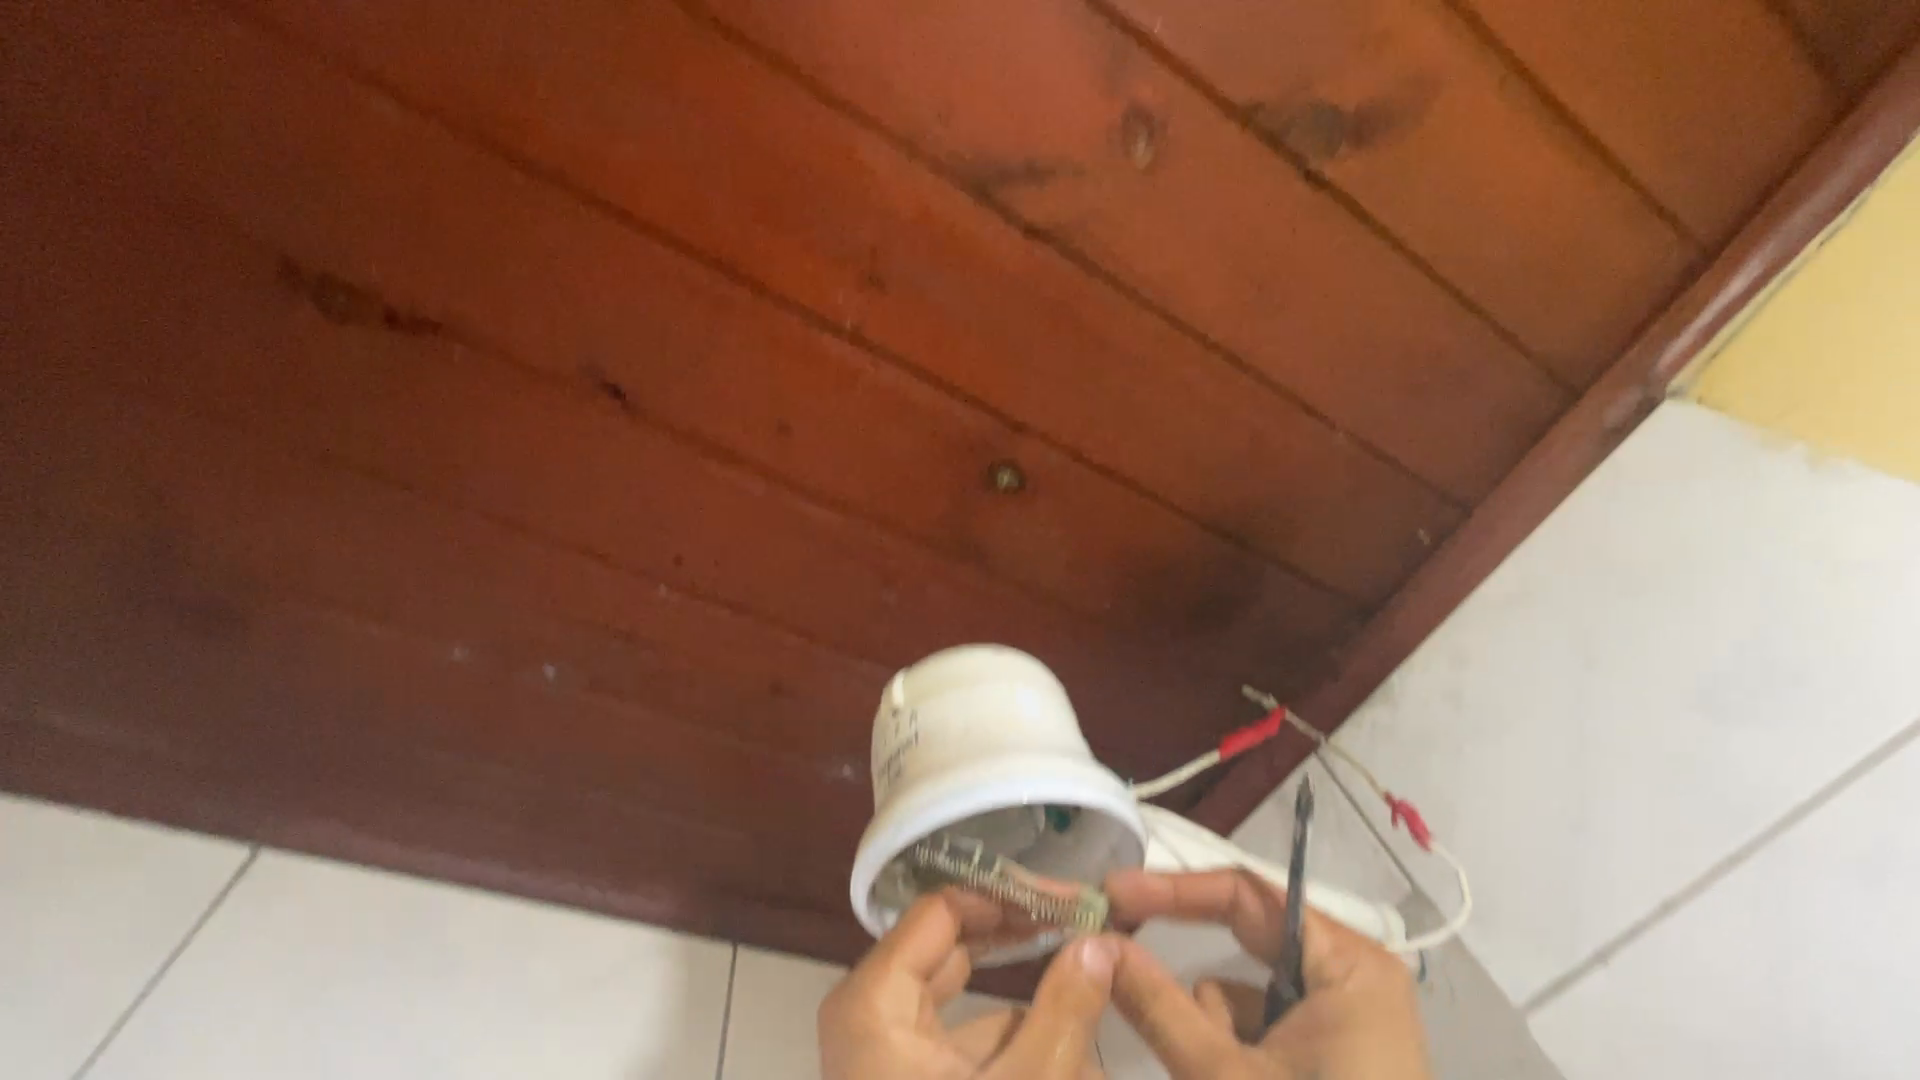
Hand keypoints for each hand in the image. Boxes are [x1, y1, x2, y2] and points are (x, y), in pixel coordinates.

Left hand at [818, 889, 1116, 1078]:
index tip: (1071, 896)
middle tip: (1087, 923)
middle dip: (1028, 941)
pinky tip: (1074, 1050)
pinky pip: (971, 1047)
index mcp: (873, 1000)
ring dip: (1034, 1003)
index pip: (944, 911)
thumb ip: (1065, 1009)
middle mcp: (873, 1014)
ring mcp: (891, 1053)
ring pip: (971, 1003)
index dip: (1009, 895)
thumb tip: (1099, 941)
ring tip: (1095, 983)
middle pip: (958, 949)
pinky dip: (1020, 1044)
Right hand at [1104, 869, 1430, 1079]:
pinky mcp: (1330, 1057)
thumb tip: (1094, 944)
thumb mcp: (1225, 1078)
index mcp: (1347, 963)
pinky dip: (1226, 1048)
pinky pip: (1257, 1027)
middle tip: (1115, 940)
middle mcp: (1349, 976)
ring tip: (1212, 1074)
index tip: (1111, 892)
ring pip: (1242, 989)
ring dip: (1207, 1025)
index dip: (1173, 887)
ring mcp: (1342, 1018)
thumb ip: (1156, 1003)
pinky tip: (1223, 1078)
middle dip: (1185, 955)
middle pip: (1244, 936)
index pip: (1245, 892)